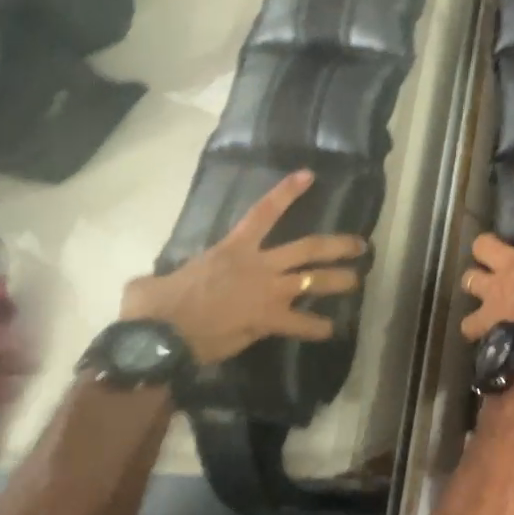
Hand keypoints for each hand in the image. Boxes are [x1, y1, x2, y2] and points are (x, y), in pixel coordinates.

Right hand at [120, 169, 367, 364]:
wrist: (158, 338)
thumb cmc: (153, 308)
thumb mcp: (156, 281)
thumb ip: (170, 277)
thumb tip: (154, 285)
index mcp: (232, 250)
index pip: (263, 213)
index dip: (286, 192)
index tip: (309, 176)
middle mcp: (259, 266)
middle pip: (309, 248)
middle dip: (338, 245)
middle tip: (361, 245)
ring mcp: (269, 293)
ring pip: (316, 281)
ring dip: (340, 281)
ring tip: (356, 281)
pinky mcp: (270, 320)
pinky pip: (303, 324)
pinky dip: (319, 328)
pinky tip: (330, 331)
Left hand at [460, 165, 513, 354]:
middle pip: (484, 245)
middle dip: (488, 248)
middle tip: (499, 257)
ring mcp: (495, 295)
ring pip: (470, 279)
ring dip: (477, 283)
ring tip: (487, 290)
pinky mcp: (485, 324)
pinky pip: (470, 322)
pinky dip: (475, 325)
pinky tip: (483, 331)